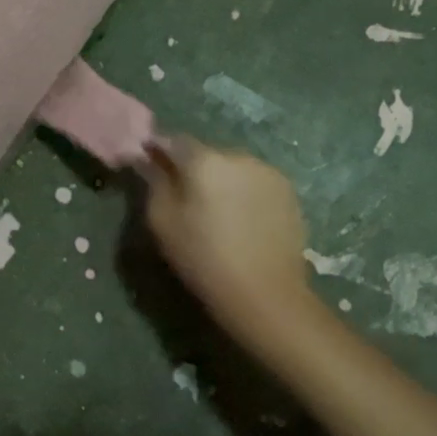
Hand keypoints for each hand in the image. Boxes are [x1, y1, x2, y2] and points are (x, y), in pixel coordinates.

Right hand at [144, 140, 309, 322]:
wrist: (265, 295)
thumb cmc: (203, 258)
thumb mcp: (162, 222)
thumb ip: (153, 181)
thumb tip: (148, 158)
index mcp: (204, 160)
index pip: (173, 140)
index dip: (158, 150)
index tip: (149, 165)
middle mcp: (238, 156)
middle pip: (205, 153)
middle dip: (192, 168)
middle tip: (184, 196)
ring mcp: (267, 172)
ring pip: (232, 167)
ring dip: (220, 180)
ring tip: (216, 211)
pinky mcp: (288, 191)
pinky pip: (254, 181)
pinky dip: (243, 192)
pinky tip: (241, 219)